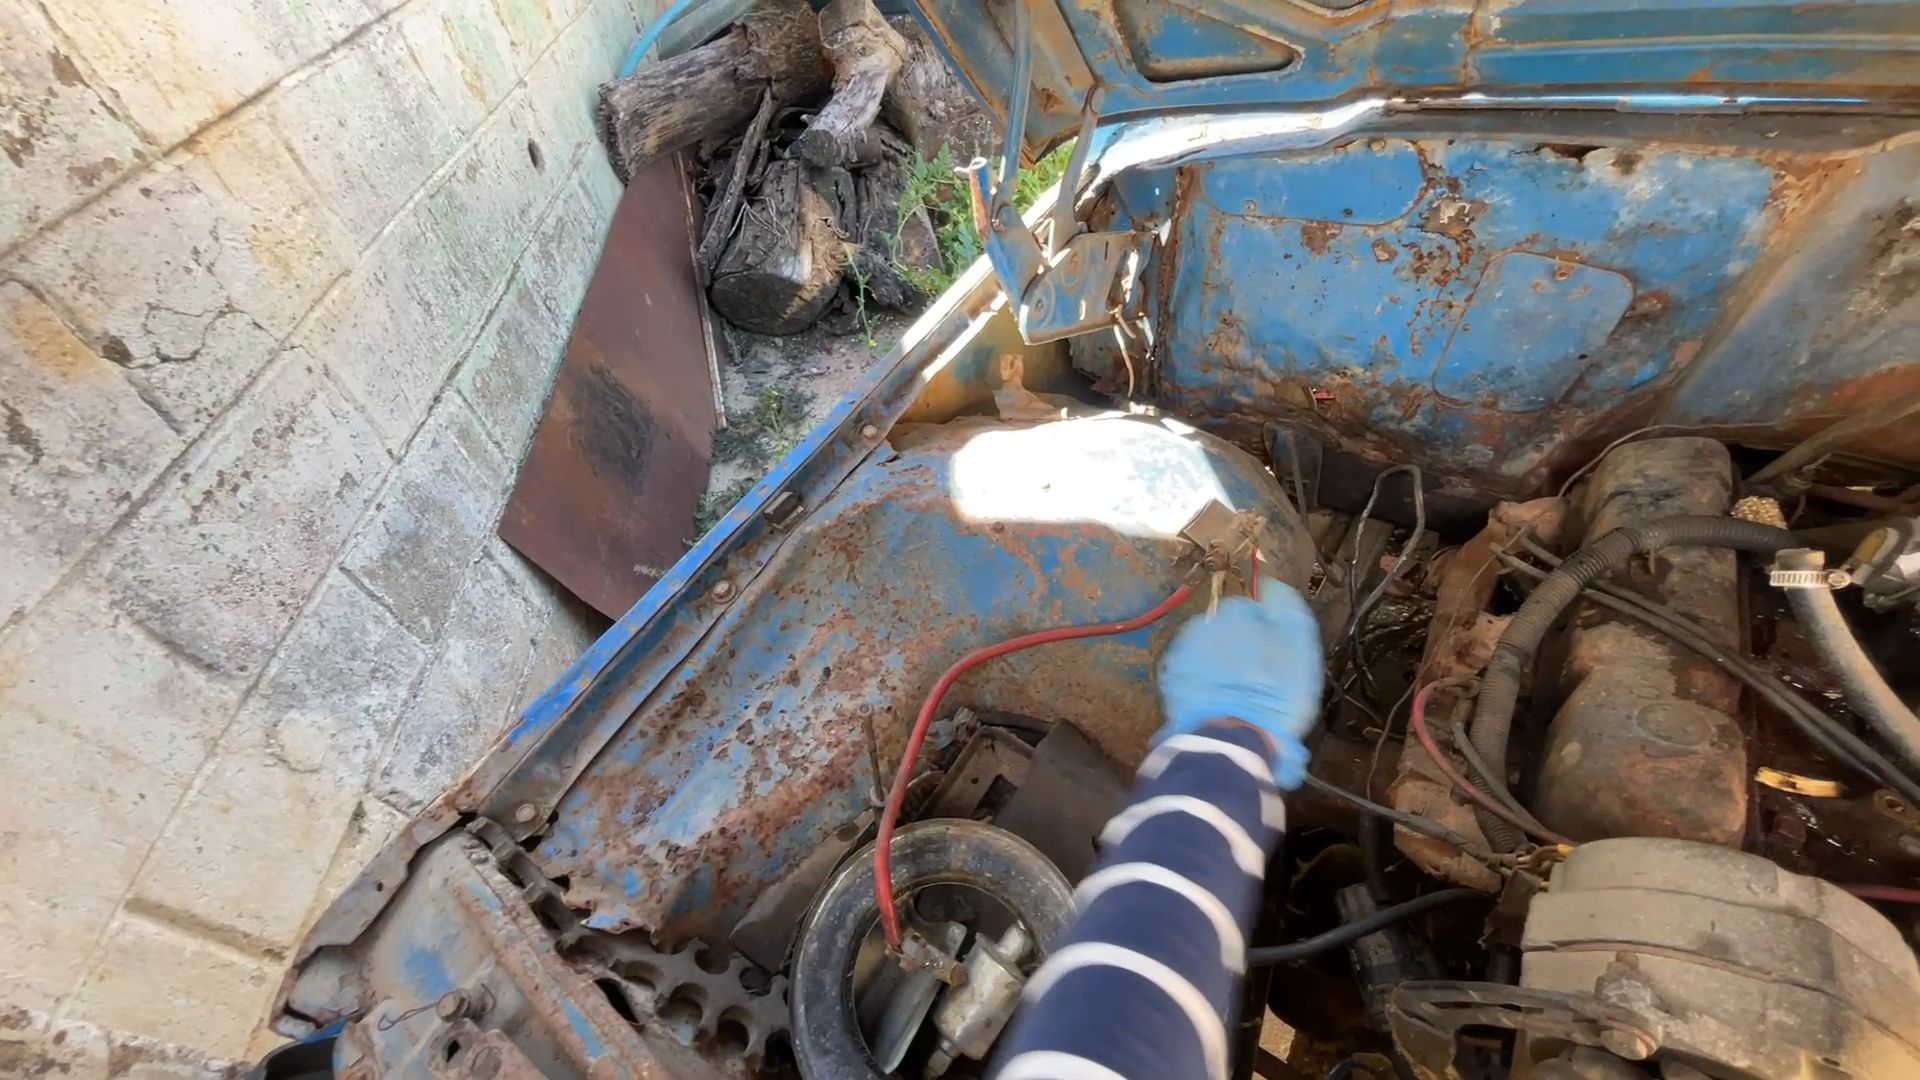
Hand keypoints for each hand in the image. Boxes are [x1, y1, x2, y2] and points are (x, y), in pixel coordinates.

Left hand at [1158, 582, 1324, 787]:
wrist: (1235, 735)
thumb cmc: (1276, 691)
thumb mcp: (1299, 644)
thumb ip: (1286, 606)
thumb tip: (1271, 583)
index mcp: (1233, 612)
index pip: (1248, 609)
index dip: (1264, 632)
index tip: (1273, 655)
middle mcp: (1201, 624)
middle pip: (1224, 628)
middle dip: (1238, 645)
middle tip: (1257, 675)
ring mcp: (1181, 651)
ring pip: (1205, 649)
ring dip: (1218, 662)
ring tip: (1237, 690)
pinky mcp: (1170, 678)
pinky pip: (1189, 672)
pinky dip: (1201, 680)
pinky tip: (1217, 698)